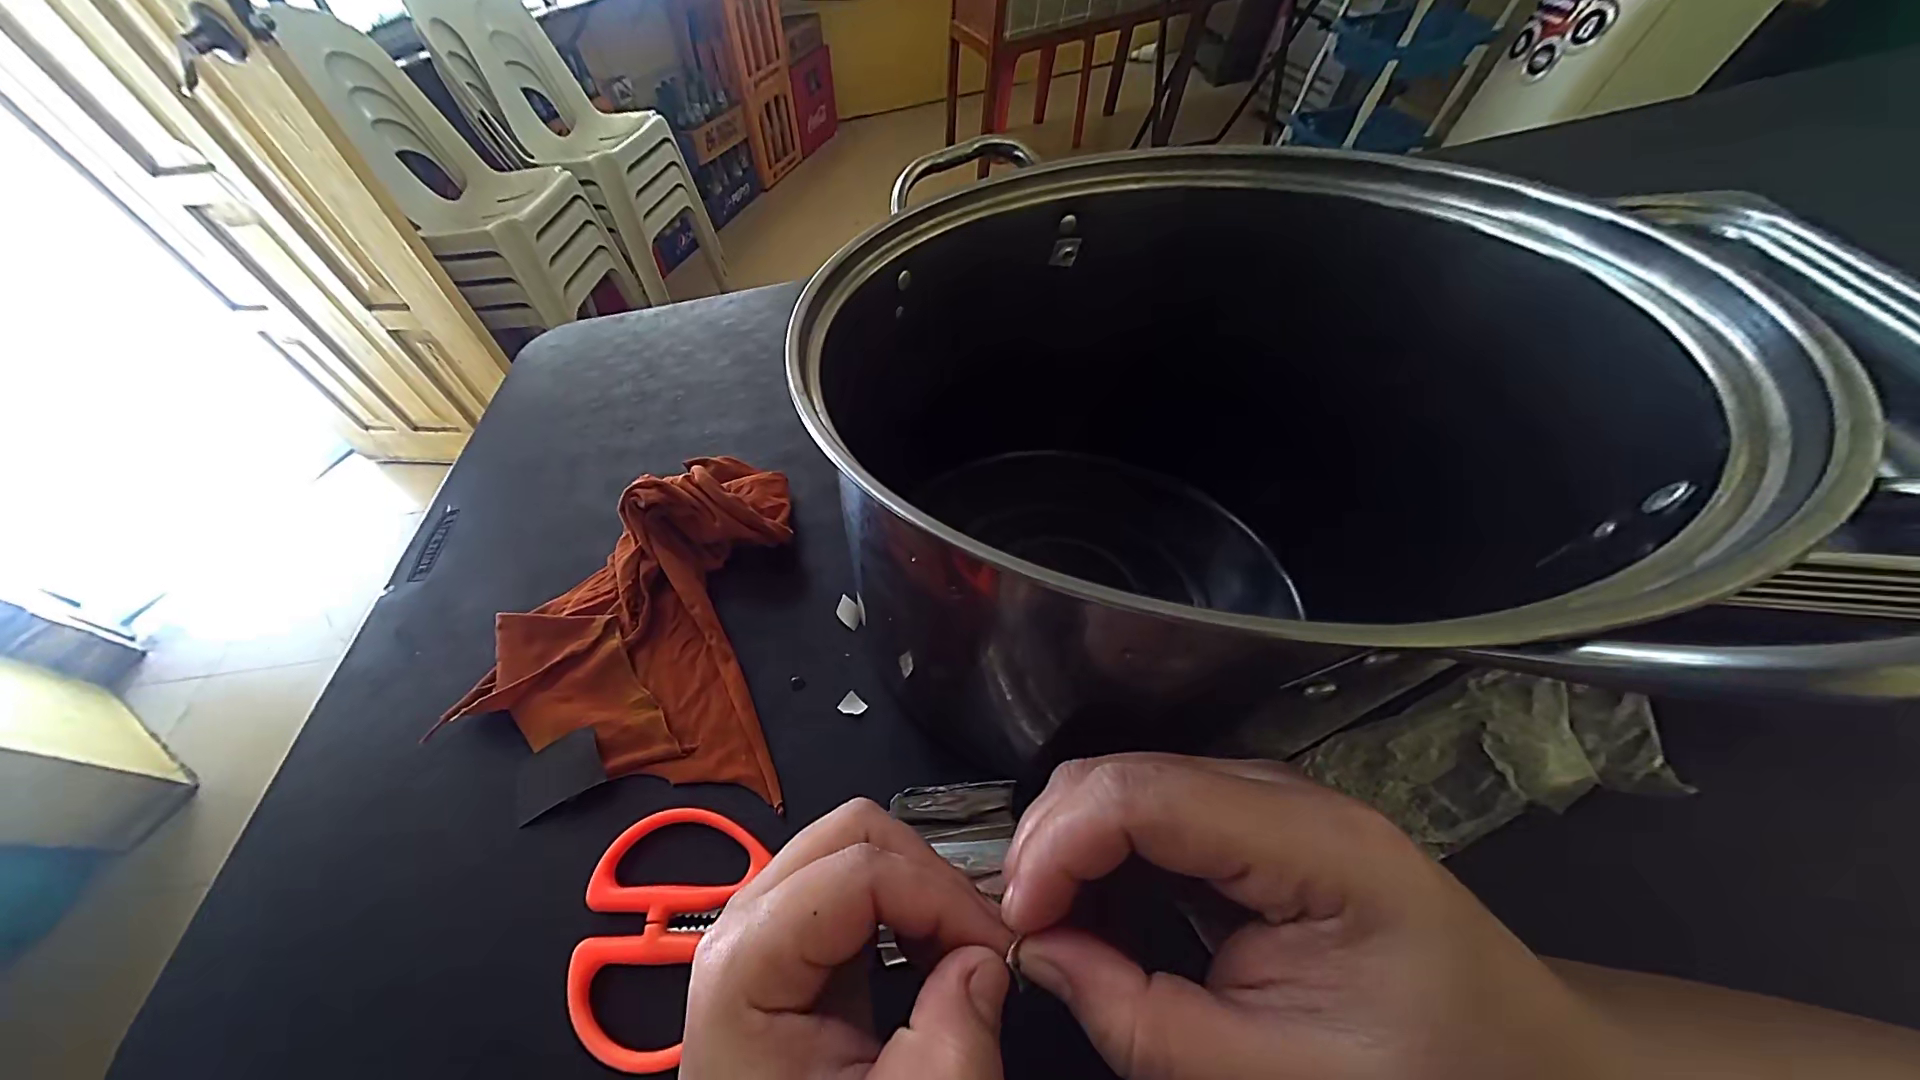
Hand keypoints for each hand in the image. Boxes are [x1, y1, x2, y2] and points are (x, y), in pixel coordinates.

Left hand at [682, 798, 1016, 1078]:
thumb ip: (955, 1039)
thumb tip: (988, 958)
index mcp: (745, 964)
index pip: (859, 870)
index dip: (939, 895)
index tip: (994, 945)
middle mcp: (745, 923)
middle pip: (853, 831)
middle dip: (929, 874)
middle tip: (977, 935)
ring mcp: (767, 920)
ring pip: (859, 843)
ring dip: (922, 884)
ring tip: (957, 945)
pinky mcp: (794, 934)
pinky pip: (858, 878)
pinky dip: (907, 899)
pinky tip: (927, 949)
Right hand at [999, 753, 1626, 1079]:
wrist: (1532, 1063)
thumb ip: (1139, 1019)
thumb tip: (1041, 950)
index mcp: (1307, 842)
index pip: (1143, 794)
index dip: (1060, 843)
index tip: (1018, 915)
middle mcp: (1277, 789)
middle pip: (1122, 772)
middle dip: (1051, 838)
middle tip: (1023, 921)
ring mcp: (1260, 793)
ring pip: (1124, 781)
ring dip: (1069, 842)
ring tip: (1051, 919)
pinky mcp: (1246, 814)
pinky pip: (1148, 808)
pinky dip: (1101, 850)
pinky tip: (1094, 904)